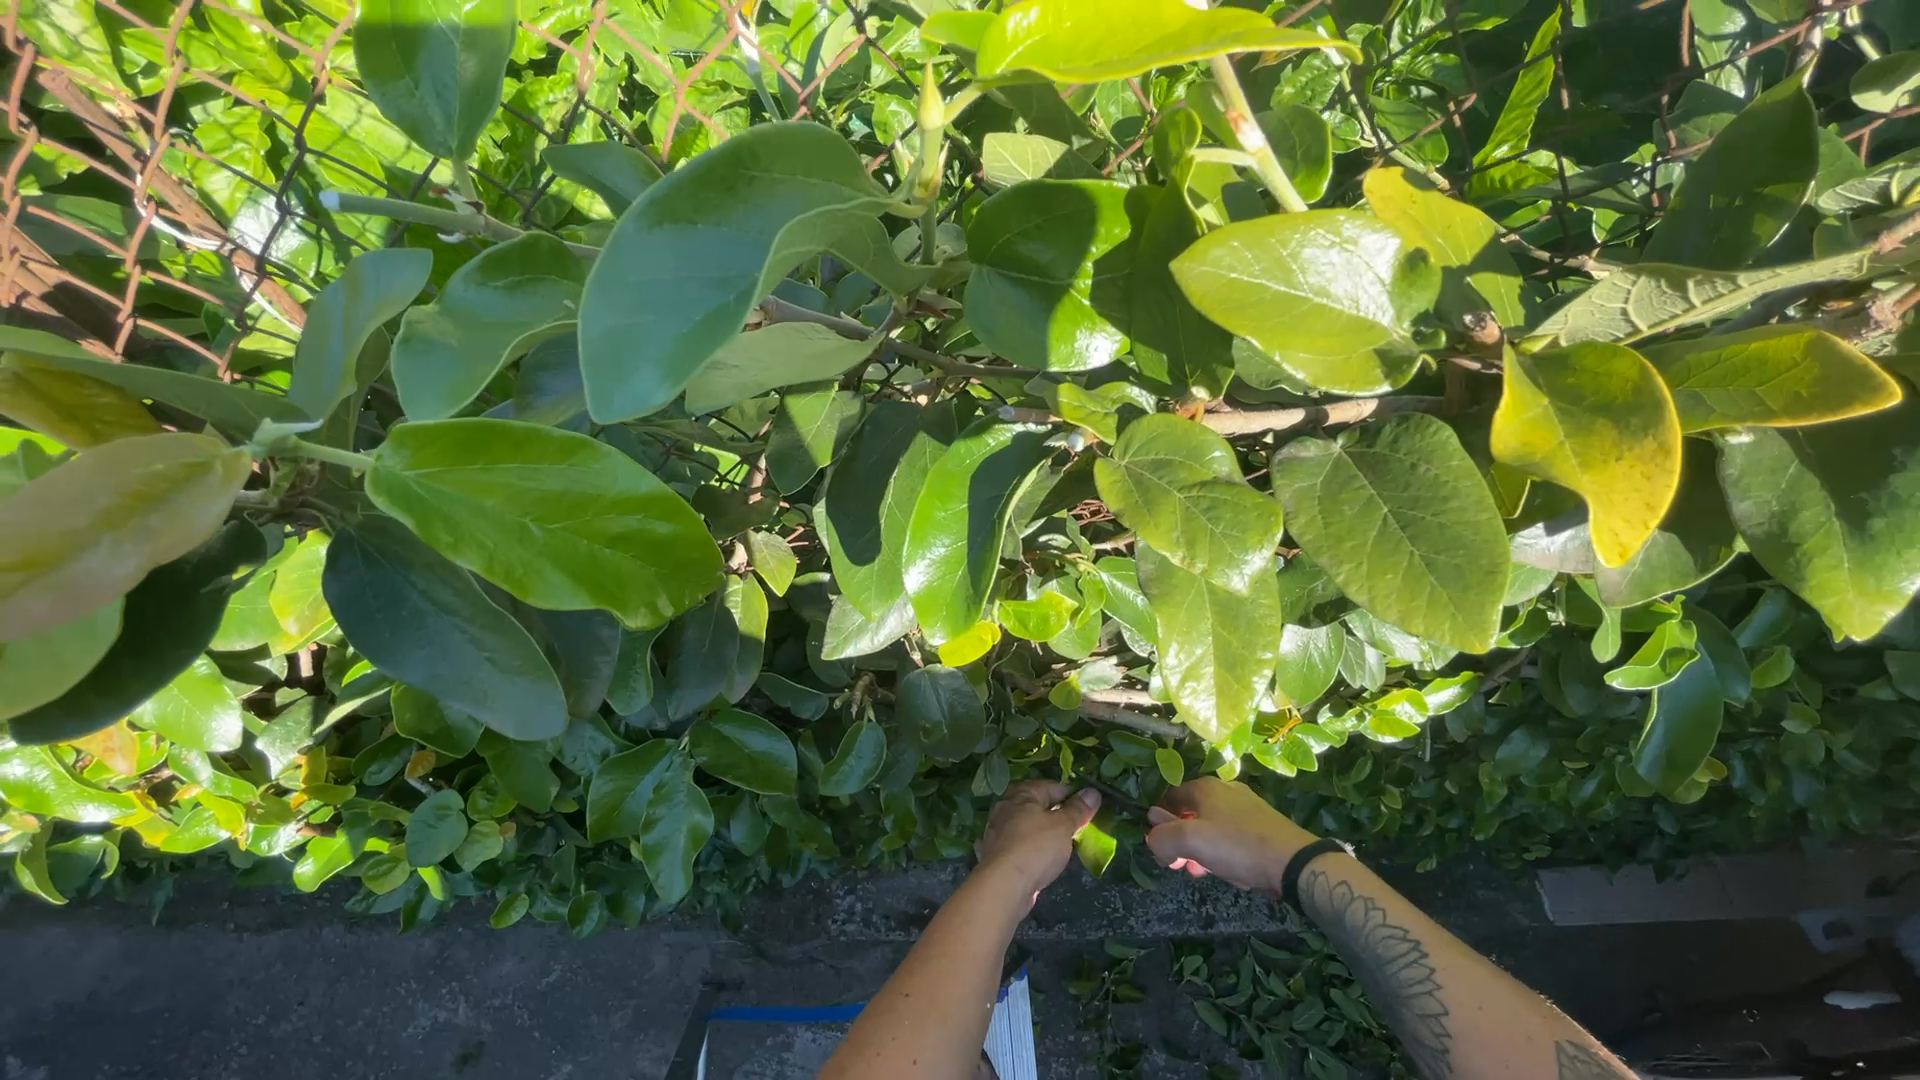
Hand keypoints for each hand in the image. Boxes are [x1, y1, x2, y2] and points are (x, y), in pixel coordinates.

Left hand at [973, 780, 1101, 903]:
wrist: (1004, 886)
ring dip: (1040, 832)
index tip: (1089, 809)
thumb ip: (1078, 809)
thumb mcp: (1063, 826)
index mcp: (1022, 794)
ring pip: (1025, 826)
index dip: (1072, 795)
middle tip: (1077, 827)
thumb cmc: (1036, 848)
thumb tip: (1093, 792)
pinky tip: (1036, 856)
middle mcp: (1006, 808)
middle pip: (1037, 806)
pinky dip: (1027, 848)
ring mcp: (997, 832)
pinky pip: (1016, 845)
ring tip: (1059, 843)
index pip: (1053, 787)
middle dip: (1056, 814)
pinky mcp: (995, 854)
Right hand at [1146, 777, 1320, 891]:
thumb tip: (1151, 837)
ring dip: (1202, 851)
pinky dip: (1225, 854)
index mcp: (1205, 787)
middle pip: (1190, 814)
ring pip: (1212, 829)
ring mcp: (1247, 808)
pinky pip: (1232, 838)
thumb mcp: (1191, 841)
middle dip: (1181, 842)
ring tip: (1204, 872)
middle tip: (1181, 865)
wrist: (1294, 862)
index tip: (1160, 849)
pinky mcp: (1263, 827)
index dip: (1159, 823)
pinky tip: (1231, 872)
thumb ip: (1163, 838)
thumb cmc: (1237, 846)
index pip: (1169, 798)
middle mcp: (1225, 791)